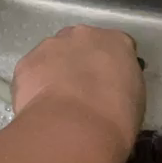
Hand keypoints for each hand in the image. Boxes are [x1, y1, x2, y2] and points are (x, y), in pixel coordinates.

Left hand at [11, 25, 143, 162]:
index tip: (109, 84)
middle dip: (80, 62)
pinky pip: (32, 70)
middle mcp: (84, 35)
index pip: (116, 47)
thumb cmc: (115, 118)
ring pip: (53, 54)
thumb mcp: (134, 99)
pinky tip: (40, 105)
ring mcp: (52, 45)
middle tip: (81, 91)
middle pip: (81, 43)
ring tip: (56, 101)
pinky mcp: (27, 62)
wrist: (76, 127)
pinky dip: (35, 84)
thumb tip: (111, 90)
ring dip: (55, 70)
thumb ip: (123, 84)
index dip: (110, 66)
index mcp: (117, 42)